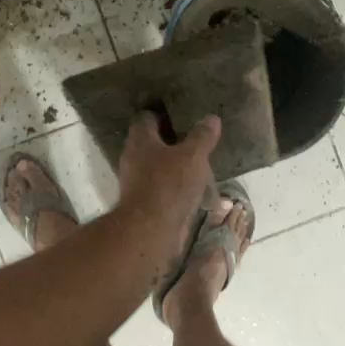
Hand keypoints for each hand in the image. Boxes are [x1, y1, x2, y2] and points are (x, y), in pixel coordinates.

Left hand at [114, 112, 220, 254]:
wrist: (150, 231)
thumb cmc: (169, 185)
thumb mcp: (192, 156)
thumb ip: (202, 137)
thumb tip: (211, 118)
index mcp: (140, 140)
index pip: (146, 118)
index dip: (163, 114)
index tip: (182, 114)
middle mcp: (133, 158)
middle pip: (151, 142)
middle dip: (171, 141)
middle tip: (194, 139)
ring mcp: (136, 182)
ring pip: (156, 166)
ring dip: (174, 165)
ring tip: (198, 164)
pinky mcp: (143, 202)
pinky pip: (161, 187)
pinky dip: (175, 186)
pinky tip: (194, 189)